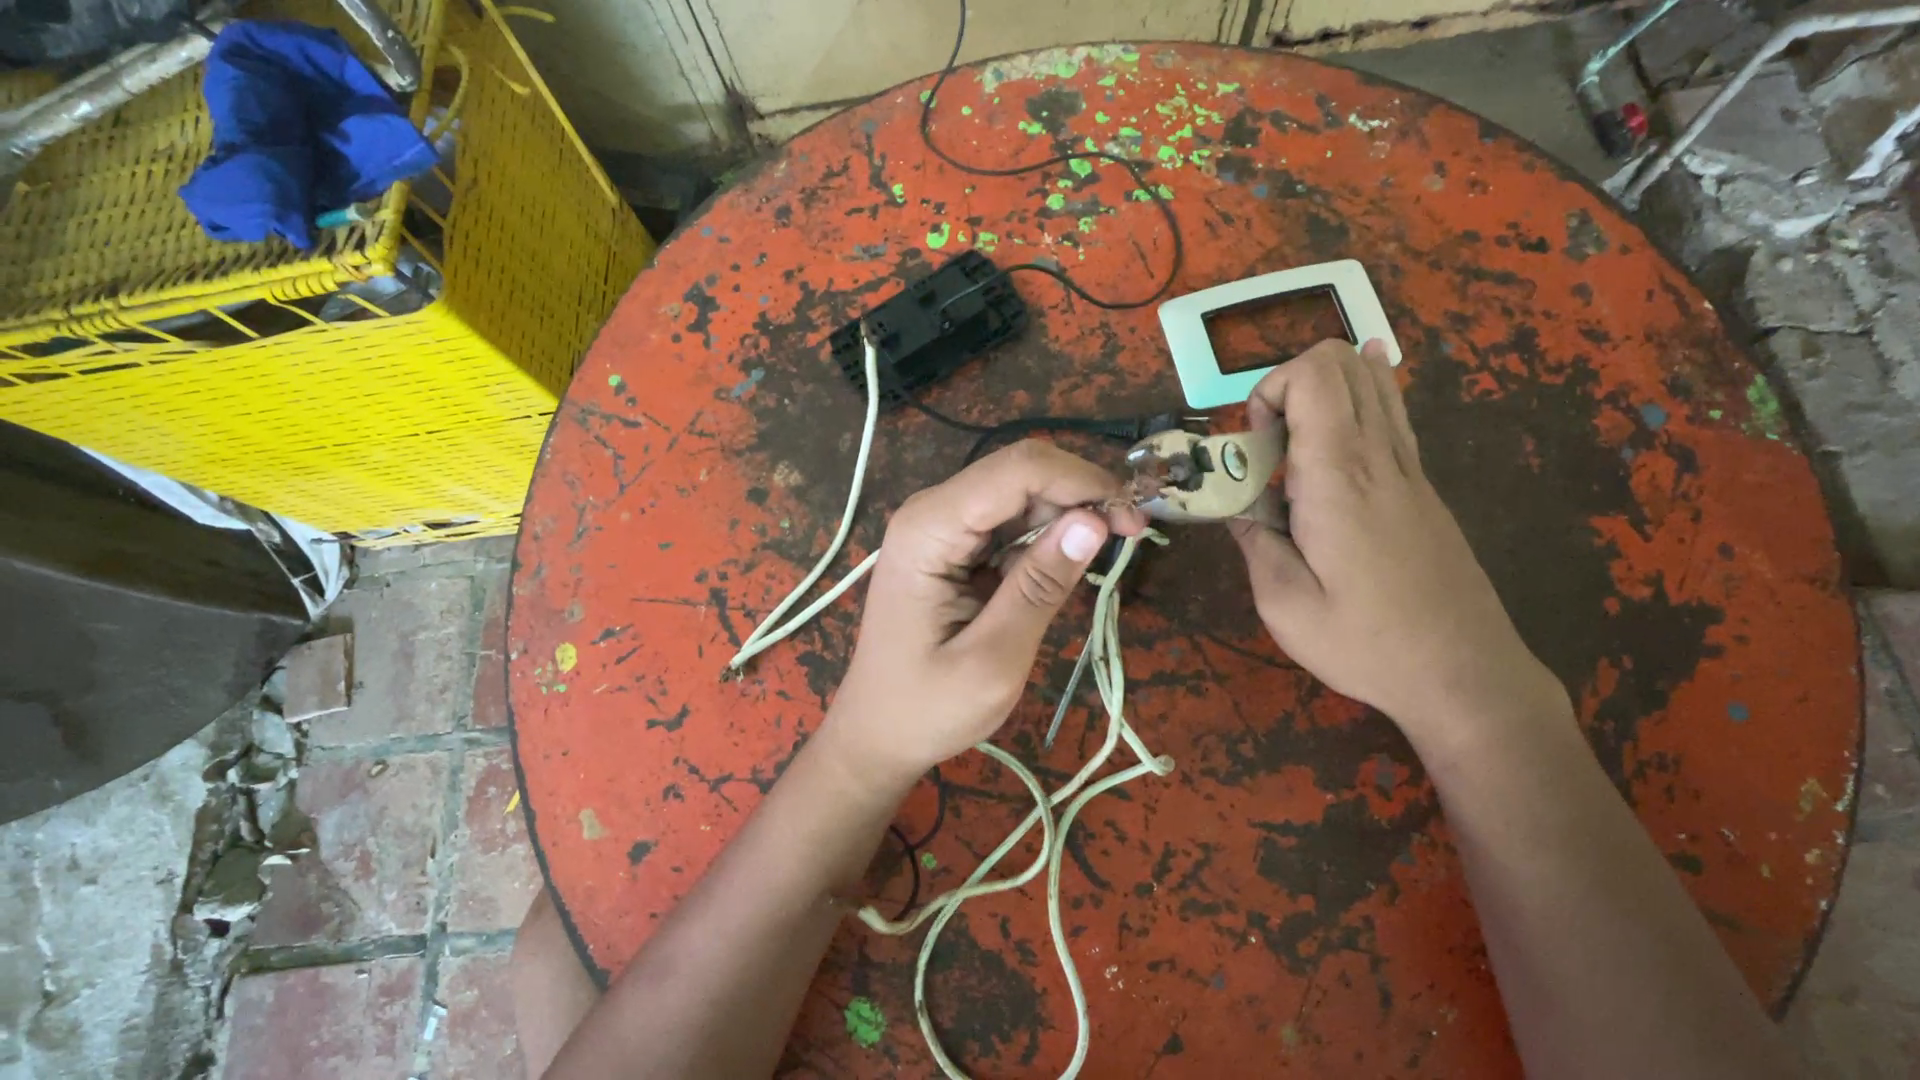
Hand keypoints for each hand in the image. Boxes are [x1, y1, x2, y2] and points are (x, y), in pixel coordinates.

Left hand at [824, 440, 1145, 782]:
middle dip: (1080, 495)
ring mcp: (939, 527)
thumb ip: (1041, 587)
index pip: (1017, 471)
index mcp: (929, 530)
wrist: (877, 734)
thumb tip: (1095, 521)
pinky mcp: (952, 547)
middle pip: (1020, 474)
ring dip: (1067, 515)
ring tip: (1102, 557)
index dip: (1082, 483)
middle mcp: (931, 512)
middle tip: (1130, 537)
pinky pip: (1008, 523)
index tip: (1133, 522)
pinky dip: (1044, 538)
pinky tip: (1060, 569)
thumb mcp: (994, 659)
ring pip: (1020, 494)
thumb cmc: (927, 708)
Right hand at [1231, 340, 1569, 740]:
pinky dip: (1355, 410)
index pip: (1314, 375)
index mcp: (1340, 477)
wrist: (1464, 674)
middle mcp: (1380, 456)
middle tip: (1269, 448)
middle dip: (1289, 385)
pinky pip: (1389, 416)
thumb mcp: (1283, 604)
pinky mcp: (1422, 488)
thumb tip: (1235, 503)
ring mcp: (1409, 468)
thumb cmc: (1366, 642)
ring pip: (1373, 381)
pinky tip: (1332, 443)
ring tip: (1295, 448)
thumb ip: (1253, 539)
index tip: (1254, 448)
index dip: (1270, 389)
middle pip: (1342, 361)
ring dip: (1324, 394)